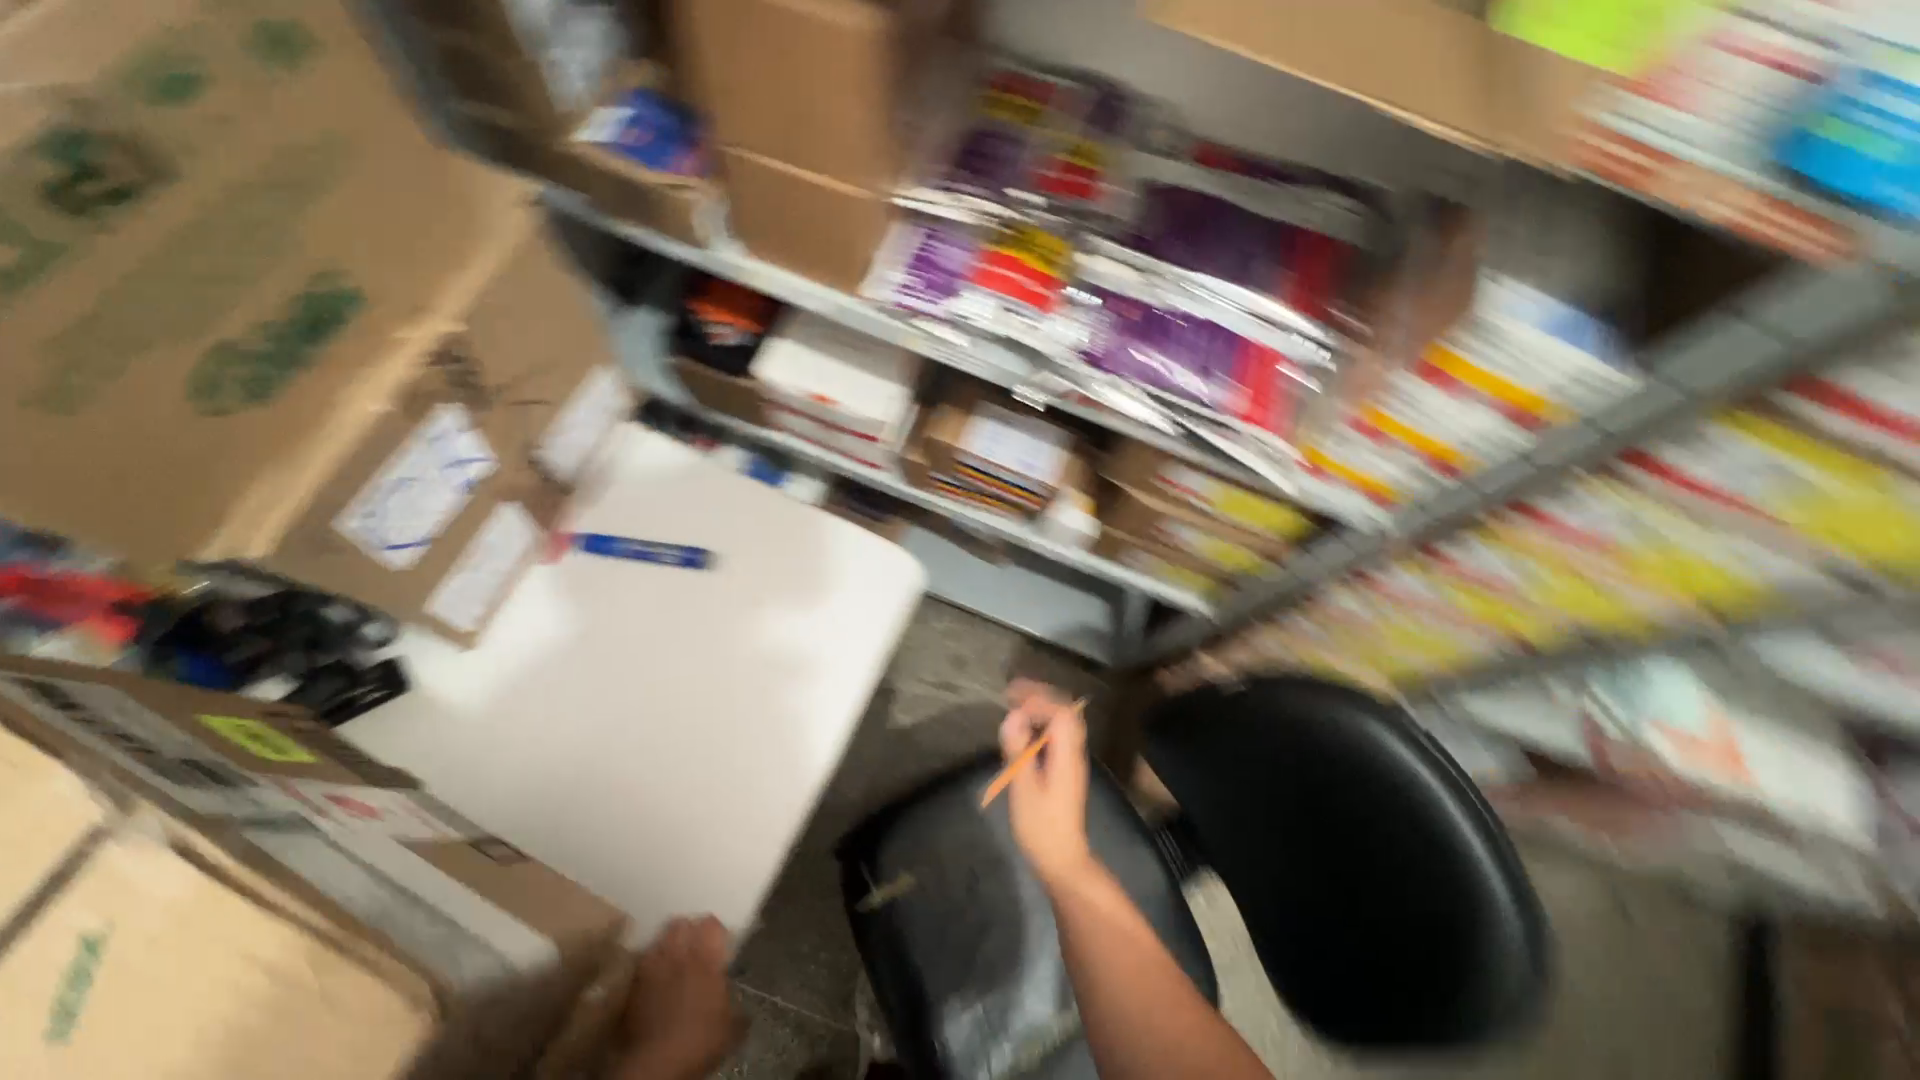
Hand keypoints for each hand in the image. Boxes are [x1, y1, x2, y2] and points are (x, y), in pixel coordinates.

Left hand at [611, 916, 742, 1079]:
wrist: (656, 1063)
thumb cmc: (700, 1041)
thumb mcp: (732, 1028)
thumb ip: (737, 1008)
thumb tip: (739, 1007)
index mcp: (706, 959)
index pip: (711, 924)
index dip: (716, 929)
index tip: (721, 941)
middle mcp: (678, 956)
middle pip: (681, 924)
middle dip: (688, 930)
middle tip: (696, 945)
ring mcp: (652, 969)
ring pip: (659, 940)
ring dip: (668, 944)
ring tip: (674, 958)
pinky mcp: (633, 986)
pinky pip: (643, 964)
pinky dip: (651, 966)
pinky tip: (656, 978)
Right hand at [999, 679, 1097, 889]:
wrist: (1062, 859)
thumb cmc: (1041, 826)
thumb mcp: (1024, 788)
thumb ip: (1018, 750)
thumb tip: (1012, 717)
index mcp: (1067, 754)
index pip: (1061, 712)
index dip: (1038, 698)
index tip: (1012, 696)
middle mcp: (1073, 753)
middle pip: (1065, 713)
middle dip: (1041, 697)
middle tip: (1013, 693)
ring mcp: (1071, 762)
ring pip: (1063, 725)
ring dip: (1041, 710)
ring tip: (1015, 706)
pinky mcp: (1065, 772)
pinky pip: (1057, 738)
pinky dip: (1041, 726)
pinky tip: (1022, 733)